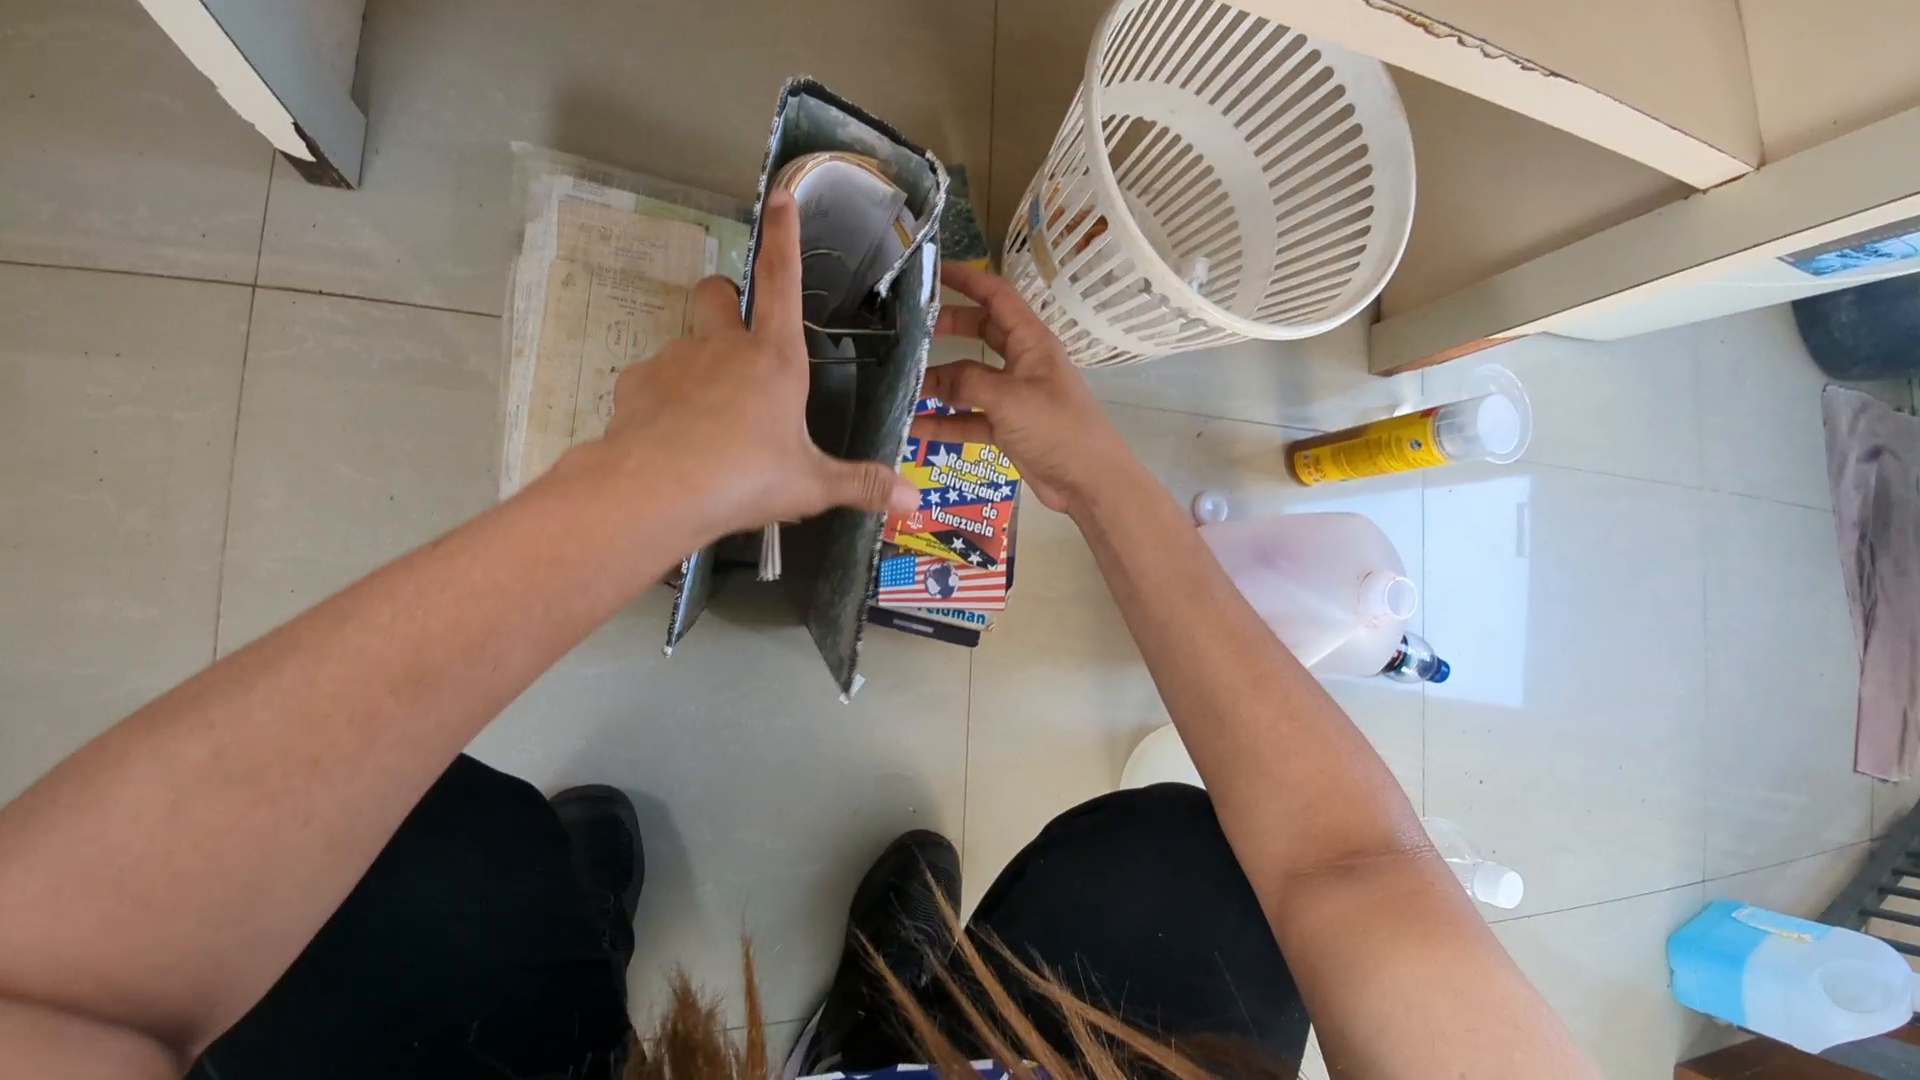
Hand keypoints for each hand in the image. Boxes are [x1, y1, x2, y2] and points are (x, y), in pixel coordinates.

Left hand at [565, 187, 917, 544]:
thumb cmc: (747, 477)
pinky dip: (665, 401)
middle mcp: (722, 346)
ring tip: (708, 421)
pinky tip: (672, 438)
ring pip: (685, 343)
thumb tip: (914, 502)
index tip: (781, 194)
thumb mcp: (812, 485)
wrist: (656, 492)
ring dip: (699, 365)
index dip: (784, 235)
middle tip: (737, 334)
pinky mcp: (636, 384)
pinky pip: (654, 382)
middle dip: (726, 296)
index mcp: (775, 358)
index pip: (782, 279)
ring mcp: (674, 360)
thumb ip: (862, 485)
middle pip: (717, 292)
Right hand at [917, 262, 1133, 514]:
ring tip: (904, 384)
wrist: (1090, 482)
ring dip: (941, 383)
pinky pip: (970, 419)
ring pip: (970, 380)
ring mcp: (1014, 397)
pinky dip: (946, 422)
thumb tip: (931, 382)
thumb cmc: (1059, 429)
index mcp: (1032, 341)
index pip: (997, 296)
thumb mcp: (1010, 399)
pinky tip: (916, 427)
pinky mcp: (1008, 428)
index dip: (967, 279)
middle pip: (981, 333)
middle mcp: (1023, 363)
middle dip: (949, 329)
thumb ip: (967, 384)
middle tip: (911, 329)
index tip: (933, 271)